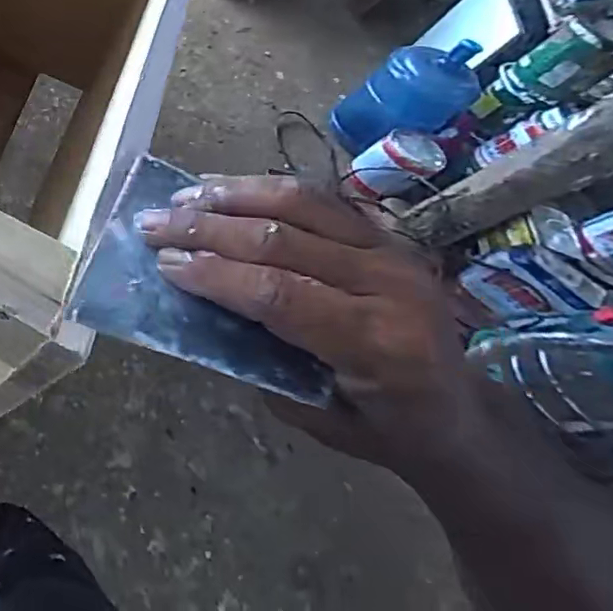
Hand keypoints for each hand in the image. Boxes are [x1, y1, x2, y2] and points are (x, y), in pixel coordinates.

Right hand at [135, 176, 490, 480]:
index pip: (277, 292)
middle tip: (151, 225)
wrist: (462, 416)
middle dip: (203, 229)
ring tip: (178, 200)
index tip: (162, 262)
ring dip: (227, 198)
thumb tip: (191, 301)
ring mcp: (393, 252)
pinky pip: (314, 197)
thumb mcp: (308, 409)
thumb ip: (254, 353)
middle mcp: (391, 287)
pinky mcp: (385, 233)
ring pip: (296, 203)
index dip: (212, 272)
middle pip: (278, 239)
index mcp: (378, 343)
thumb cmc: (378, 425)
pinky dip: (258, 188)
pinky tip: (217, 188)